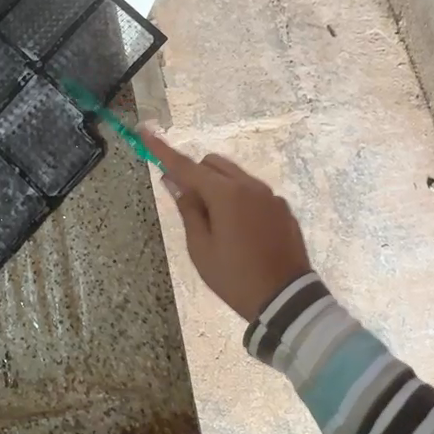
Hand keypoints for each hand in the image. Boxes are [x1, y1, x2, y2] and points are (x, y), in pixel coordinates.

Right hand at [140, 126, 312, 322]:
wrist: (287, 301)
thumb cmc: (236, 277)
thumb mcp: (201, 249)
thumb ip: (187, 209)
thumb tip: (174, 182)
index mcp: (226, 194)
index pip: (186, 166)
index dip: (162, 150)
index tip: (145, 132)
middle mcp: (250, 186)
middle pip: (213, 163)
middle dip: (196, 174)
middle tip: (190, 205)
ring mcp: (270, 196)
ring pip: (235, 175)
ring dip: (219, 186)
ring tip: (218, 223)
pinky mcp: (283, 209)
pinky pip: (254, 192)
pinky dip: (240, 200)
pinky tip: (242, 231)